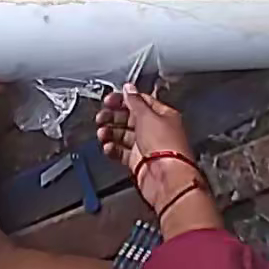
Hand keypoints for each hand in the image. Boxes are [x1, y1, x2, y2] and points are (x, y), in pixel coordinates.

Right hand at [96, 84, 220, 235]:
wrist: (167, 179)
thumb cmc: (166, 147)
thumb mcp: (147, 116)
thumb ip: (134, 101)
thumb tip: (129, 89)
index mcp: (162, 115)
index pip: (140, 102)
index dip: (124, 99)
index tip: (109, 100)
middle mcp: (156, 131)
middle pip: (129, 118)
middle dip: (113, 116)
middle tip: (101, 116)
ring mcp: (147, 147)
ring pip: (124, 135)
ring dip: (110, 132)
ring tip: (102, 133)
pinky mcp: (139, 162)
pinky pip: (122, 152)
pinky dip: (113, 148)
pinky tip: (108, 147)